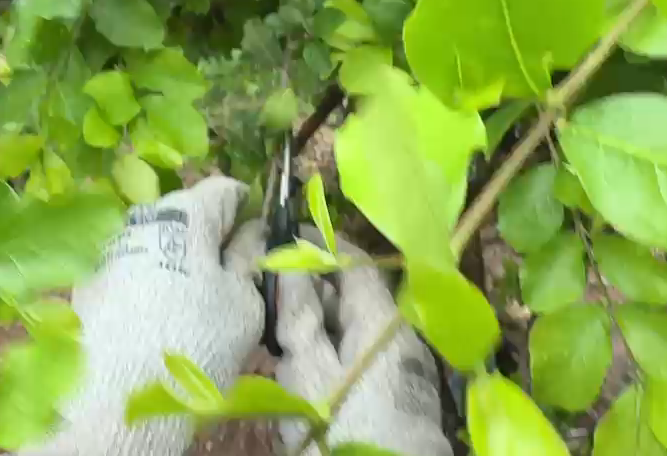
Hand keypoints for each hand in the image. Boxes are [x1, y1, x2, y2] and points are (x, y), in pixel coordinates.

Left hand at [21, 176, 264, 455]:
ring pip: (157, 241)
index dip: (248, 211)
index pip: (226, 189)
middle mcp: (143, 215)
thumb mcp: (244, 305)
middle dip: (210, 239)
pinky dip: (146, 282)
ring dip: (176, 261)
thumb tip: (253, 232)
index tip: (258, 242)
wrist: (117, 397)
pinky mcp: (88, 277)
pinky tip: (152, 321)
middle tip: (228, 284)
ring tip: (188, 308)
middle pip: (188, 214)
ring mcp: (111, 244)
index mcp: (186, 212)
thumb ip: (251, 258)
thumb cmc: (195, 343)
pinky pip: (130, 267)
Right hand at [272, 238, 453, 455]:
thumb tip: (289, 258)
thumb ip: (298, 310)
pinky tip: (296, 370)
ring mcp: (400, 371)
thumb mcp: (308, 366)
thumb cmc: (345, 426)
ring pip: (350, 330)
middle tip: (266, 293)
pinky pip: (356, 359)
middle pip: (350, 296)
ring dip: (313, 327)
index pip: (353, 260)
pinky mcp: (396, 400)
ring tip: (274, 333)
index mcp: (382, 319)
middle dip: (308, 291)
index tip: (280, 239)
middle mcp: (398, 336)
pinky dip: (327, 355)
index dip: (317, 245)